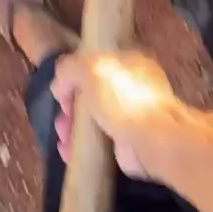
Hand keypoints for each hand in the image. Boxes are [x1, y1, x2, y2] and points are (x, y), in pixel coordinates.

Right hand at [49, 51, 184, 180]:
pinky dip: (80, 144)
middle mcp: (132, 86)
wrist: (152, 139)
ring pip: (92, 118)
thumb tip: (60, 86)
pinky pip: (97, 140)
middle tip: (61, 118)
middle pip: (91, 92)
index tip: (61, 90)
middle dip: (71, 106)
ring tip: (63, 137)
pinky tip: (67, 150)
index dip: (74, 74)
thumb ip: (70, 68)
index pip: (96, 62)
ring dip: (72, 126)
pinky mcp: (126, 140)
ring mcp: (130, 114)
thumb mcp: (92, 68)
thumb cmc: (124, 96)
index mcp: (130, 61)